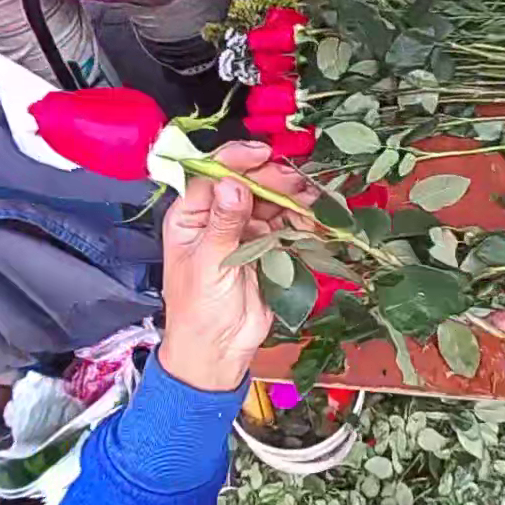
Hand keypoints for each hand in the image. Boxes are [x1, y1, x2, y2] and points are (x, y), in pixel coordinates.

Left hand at [158, 141, 312, 391]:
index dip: (236, 159)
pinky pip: (286, 223)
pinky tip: (314, 219)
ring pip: (271, 201)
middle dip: (273, 179)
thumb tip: (232, 183)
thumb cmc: (199, 310)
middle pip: (247, 183)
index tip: (263, 154)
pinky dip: (301, 218)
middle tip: (297, 184)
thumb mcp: (208, 266)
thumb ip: (223, 224)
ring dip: (292, 198)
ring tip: (312, 201)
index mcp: (191, 217)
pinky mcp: (267, 245)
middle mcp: (218, 217)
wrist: (219, 350)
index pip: (212, 175)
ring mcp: (245, 230)